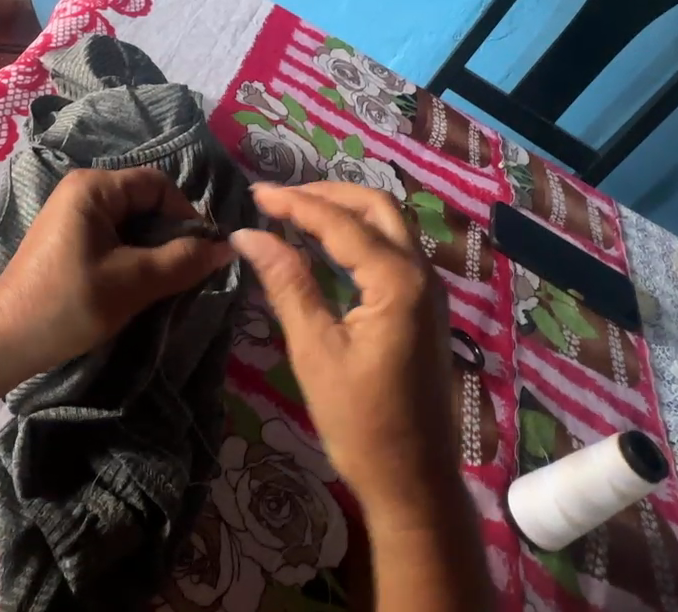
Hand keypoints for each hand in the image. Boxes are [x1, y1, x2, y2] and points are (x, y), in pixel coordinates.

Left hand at [0, 167, 233, 403]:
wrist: (7, 340)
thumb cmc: (70, 303)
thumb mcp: (134, 282)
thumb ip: (183, 261)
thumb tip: (227, 248)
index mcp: (94, 186)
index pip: (158, 184)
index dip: (186, 213)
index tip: (202, 251)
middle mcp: (81, 189)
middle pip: (144, 200)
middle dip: (170, 232)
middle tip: (189, 268)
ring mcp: (72, 213)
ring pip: (131, 221)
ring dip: (153, 247)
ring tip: (167, 279)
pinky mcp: (68, 238)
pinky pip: (113, 235)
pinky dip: (133, 254)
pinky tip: (140, 282)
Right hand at [229, 182, 460, 534]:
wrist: (414, 483)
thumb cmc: (360, 422)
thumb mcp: (314, 350)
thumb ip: (286, 283)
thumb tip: (248, 234)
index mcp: (397, 281)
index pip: (339, 222)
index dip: (294, 203)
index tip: (254, 194)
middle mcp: (422, 274)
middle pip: (376, 206)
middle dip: (326, 193)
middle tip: (278, 199)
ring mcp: (429, 290)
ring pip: (389, 225)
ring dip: (344, 210)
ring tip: (295, 213)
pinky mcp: (424, 307)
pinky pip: (393, 249)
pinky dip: (358, 234)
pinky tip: (325, 246)